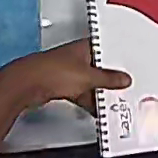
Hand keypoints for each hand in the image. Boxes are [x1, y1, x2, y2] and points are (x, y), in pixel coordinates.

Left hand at [0, 40, 129, 111]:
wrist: (26, 85)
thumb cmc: (53, 72)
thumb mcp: (88, 77)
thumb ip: (108, 79)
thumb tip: (124, 79)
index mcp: (84, 47)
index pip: (106, 49)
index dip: (118, 57)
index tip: (130, 66)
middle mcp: (76, 57)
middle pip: (99, 68)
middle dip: (110, 78)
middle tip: (125, 87)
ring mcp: (68, 71)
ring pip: (90, 82)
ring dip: (99, 92)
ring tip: (114, 101)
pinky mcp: (61, 85)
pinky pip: (81, 93)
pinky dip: (88, 100)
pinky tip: (96, 110)